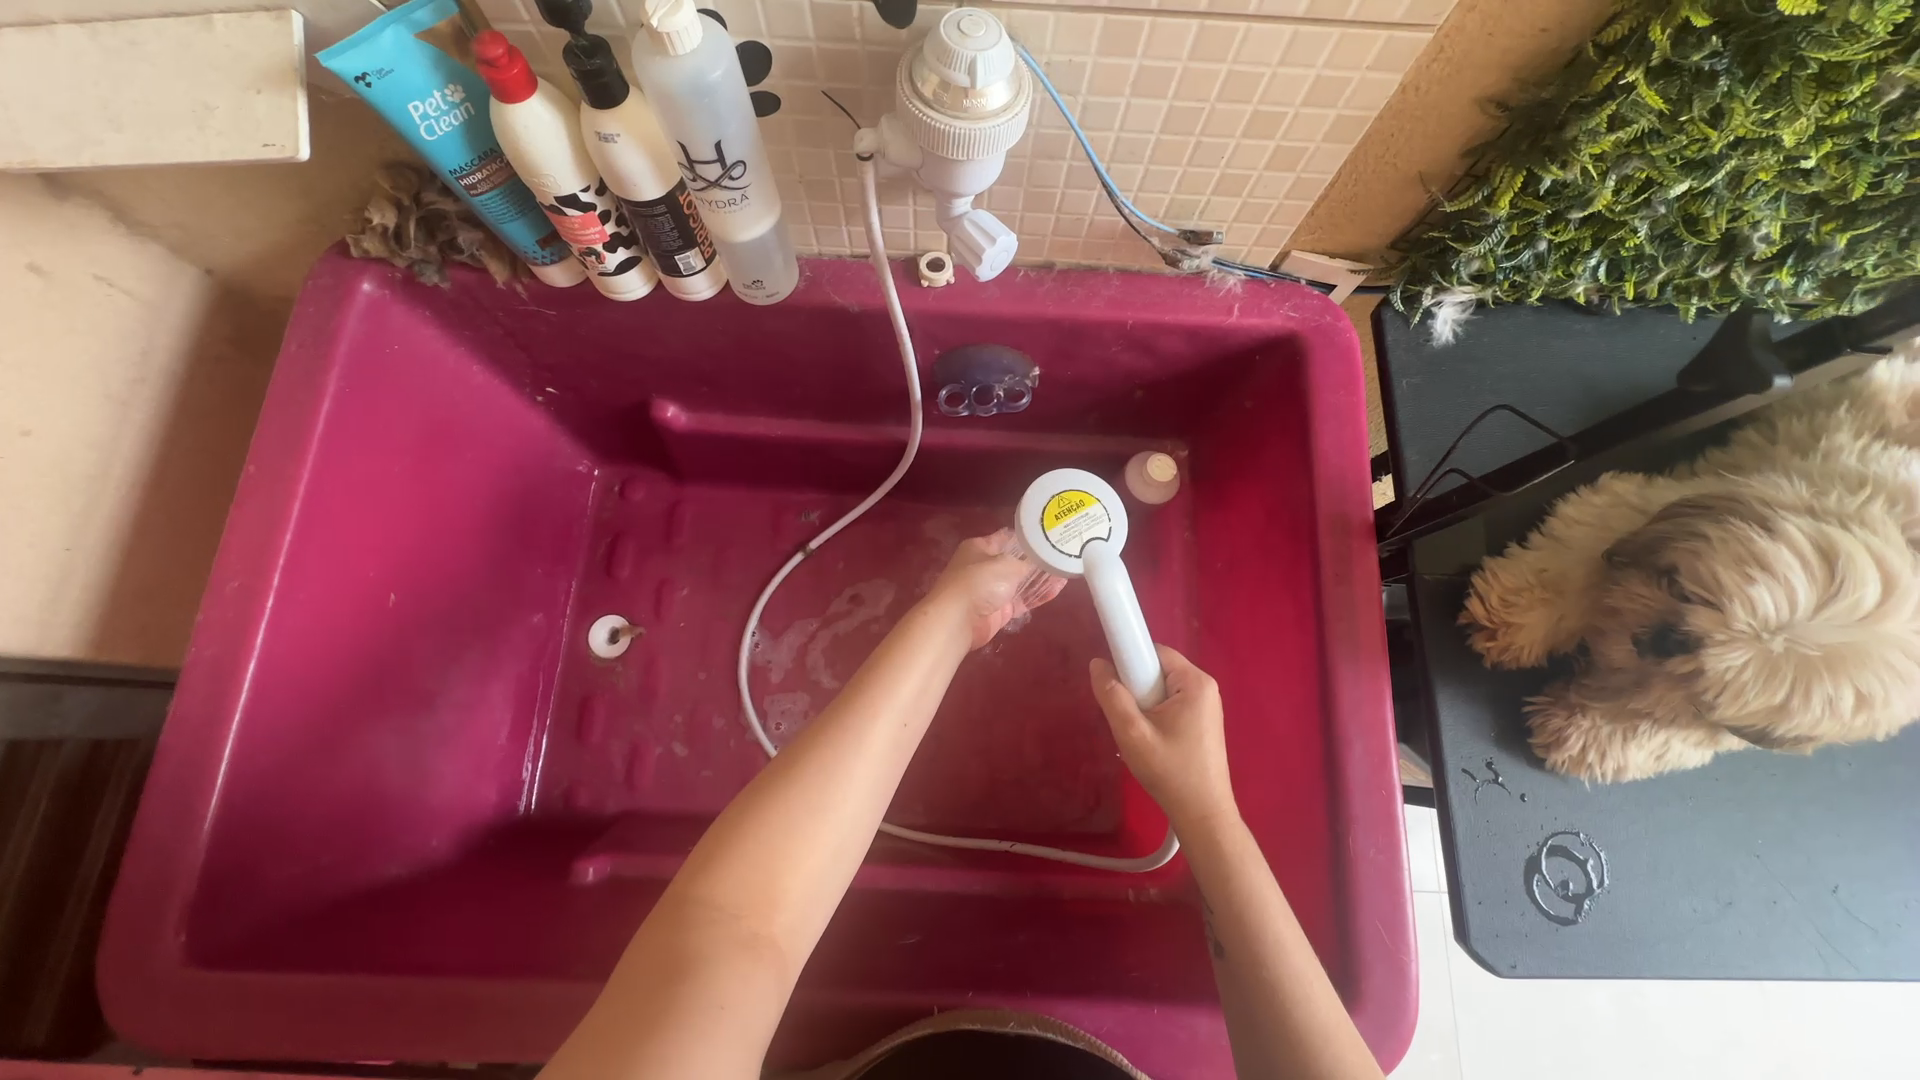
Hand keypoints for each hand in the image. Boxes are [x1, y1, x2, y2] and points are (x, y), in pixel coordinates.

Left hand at [925, 529, 1065, 649]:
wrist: (958, 620)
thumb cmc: (980, 581)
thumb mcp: (1007, 563)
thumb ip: (1026, 561)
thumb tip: (1039, 558)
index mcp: (980, 548)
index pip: (1007, 537)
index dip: (1027, 537)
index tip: (1049, 535)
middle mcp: (985, 567)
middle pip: (1016, 561)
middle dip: (1038, 559)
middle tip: (1062, 554)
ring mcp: (993, 590)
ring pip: (1022, 582)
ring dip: (1042, 578)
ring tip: (1066, 569)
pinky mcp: (1000, 610)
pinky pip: (1024, 600)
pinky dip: (1039, 595)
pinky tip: (1058, 588)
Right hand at [1090, 645, 1235, 830]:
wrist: (1202, 815)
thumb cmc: (1169, 772)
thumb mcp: (1132, 734)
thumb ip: (1112, 696)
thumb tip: (1097, 664)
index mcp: (1194, 682)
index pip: (1153, 651)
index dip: (1129, 663)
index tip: (1116, 687)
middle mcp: (1205, 687)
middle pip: (1156, 670)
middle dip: (1135, 691)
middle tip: (1128, 722)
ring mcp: (1206, 705)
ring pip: (1160, 690)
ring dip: (1143, 707)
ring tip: (1140, 737)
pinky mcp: (1202, 722)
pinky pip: (1169, 704)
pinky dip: (1154, 717)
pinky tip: (1151, 743)